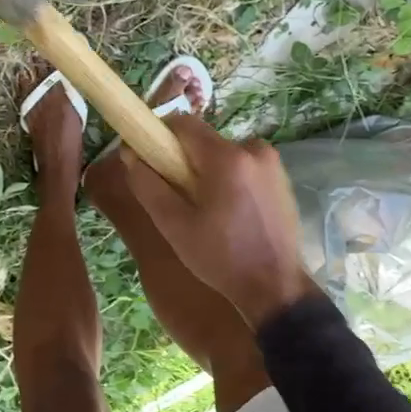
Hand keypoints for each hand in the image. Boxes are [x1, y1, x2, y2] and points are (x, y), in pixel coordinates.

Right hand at [122, 115, 317, 328]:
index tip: (150, 162)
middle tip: (177, 196)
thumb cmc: (220, 258)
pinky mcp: (281, 177)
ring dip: (207, 171)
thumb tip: (129, 153)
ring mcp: (272, 162)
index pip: (182, 124)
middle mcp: (253, 149)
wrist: (276, 288)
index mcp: (227, 158)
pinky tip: (228, 212)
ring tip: (204, 209)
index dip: (160, 137)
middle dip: (184, 160)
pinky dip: (228, 179)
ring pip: (222, 153)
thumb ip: (147, 184)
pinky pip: (242, 165)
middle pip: (203, 139)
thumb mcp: (173, 225)